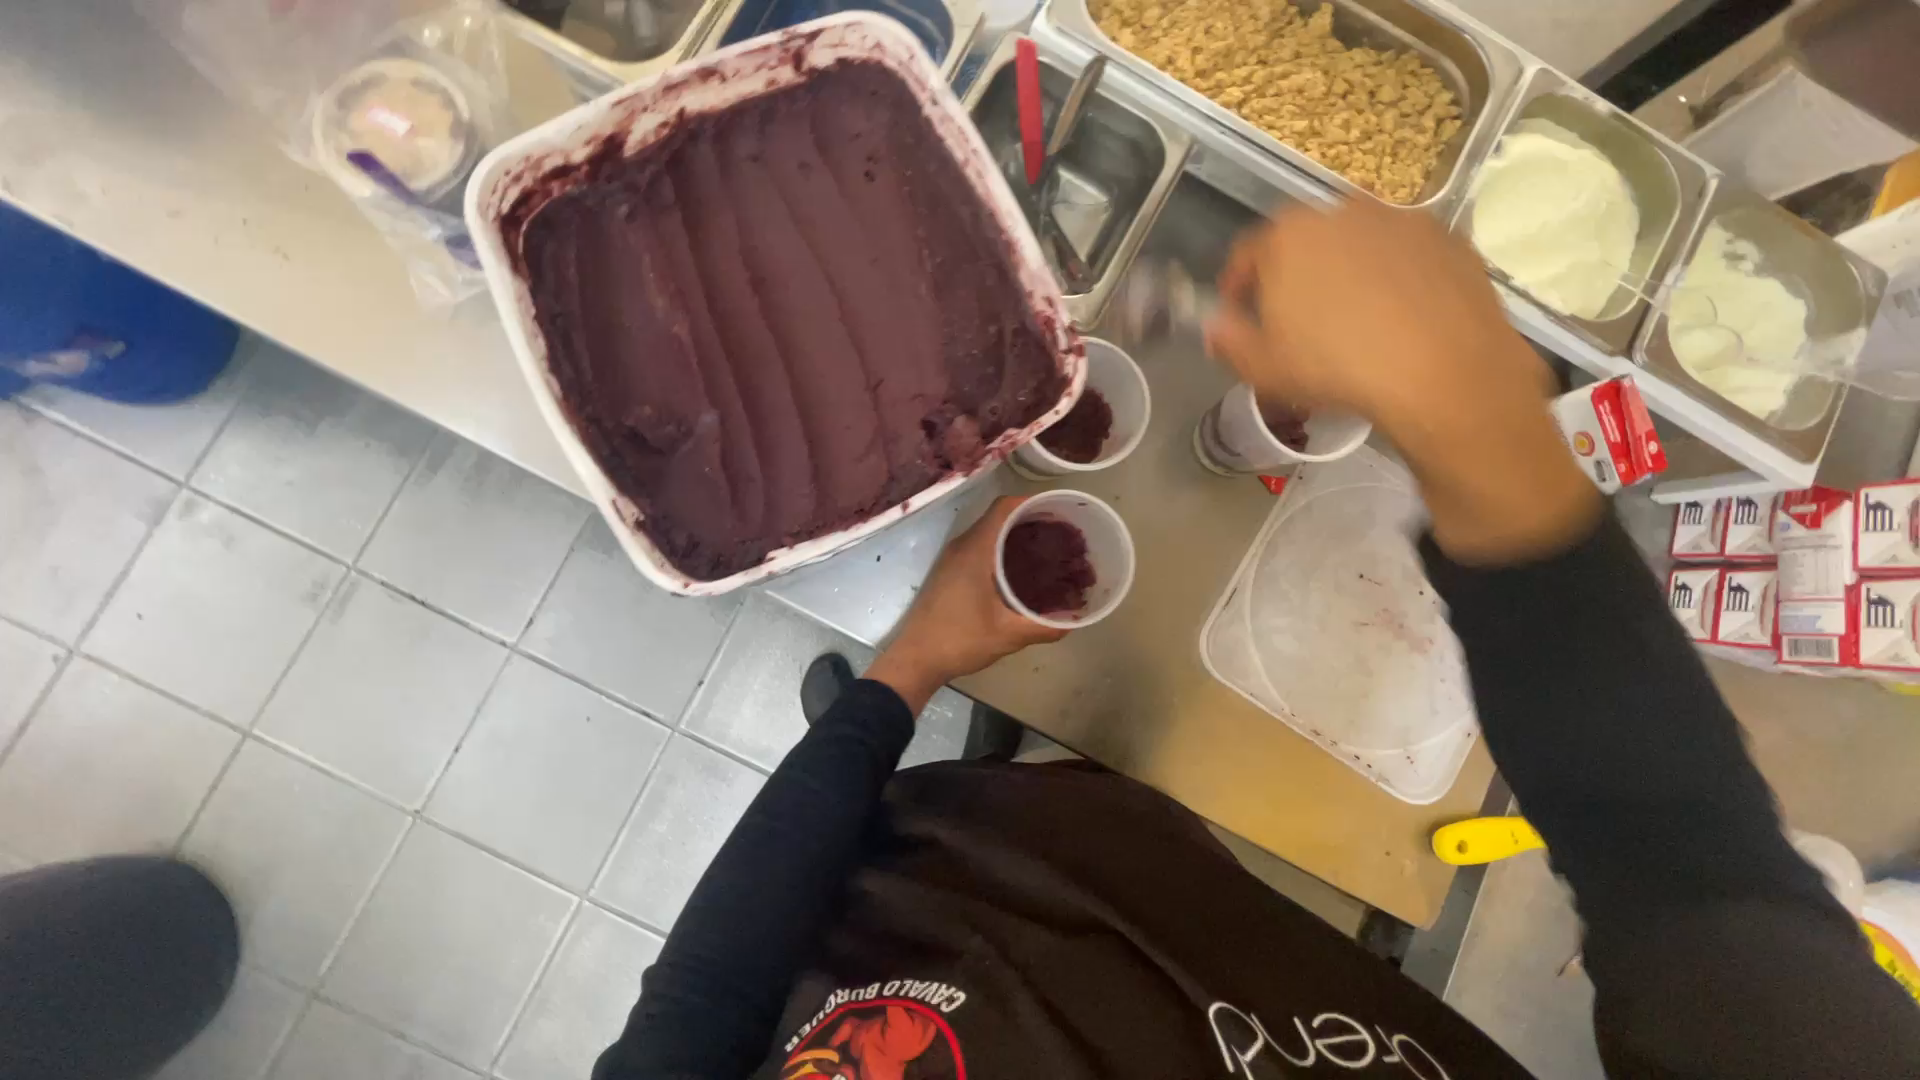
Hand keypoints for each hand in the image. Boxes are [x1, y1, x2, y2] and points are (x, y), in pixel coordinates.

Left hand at [866, 496, 1066, 712]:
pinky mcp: (949, 573)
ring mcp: (952, 559)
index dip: (1032, 503)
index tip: (1059, 512)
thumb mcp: (1008, 635)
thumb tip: (1072, 622)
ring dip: (1015, 535)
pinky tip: (1020, 571)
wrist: (916, 659)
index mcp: (975, 550)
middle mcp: (962, 547)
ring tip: (1046, 549)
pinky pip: (980, 548)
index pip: (1004, 507)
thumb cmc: (960, 640)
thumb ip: (1043, 627)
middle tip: (1061, 533)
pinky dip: (1002, 550)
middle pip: (998, 517)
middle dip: (1030, 519)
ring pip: (989, 533)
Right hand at [1204, 200, 1600, 562]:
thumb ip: (1228, 340)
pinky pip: (1402, 256)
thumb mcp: (1262, 369)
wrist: (1444, 371)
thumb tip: (1216, 325)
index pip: (1245, 254)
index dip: (1236, 286)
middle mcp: (1341, 211)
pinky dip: (1392, 278)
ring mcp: (1400, 219)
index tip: (1239, 314)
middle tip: (1294, 320)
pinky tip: (1396, 319)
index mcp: (1287, 237)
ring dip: (1343, 273)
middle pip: (1302, 242)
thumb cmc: (1336, 368)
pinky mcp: (1447, 237)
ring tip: (1350, 321)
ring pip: (1354, 245)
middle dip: (1292, 275)